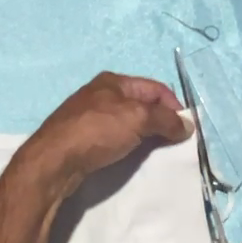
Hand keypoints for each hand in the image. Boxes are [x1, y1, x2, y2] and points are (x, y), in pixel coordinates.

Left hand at [20, 72, 191, 185]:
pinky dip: (127, 144)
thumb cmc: (97, 131)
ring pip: (127, 122)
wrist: (54, 161)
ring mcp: (88, 116)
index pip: (155, 88)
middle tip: (173, 141)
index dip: (174, 105)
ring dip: (144, 135)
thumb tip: (187, 125)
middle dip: (160, 121)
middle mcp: (100, 94)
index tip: (186, 129)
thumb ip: (165, 120)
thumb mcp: (137, 119)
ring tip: (156, 152)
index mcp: (113, 81)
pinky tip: (130, 157)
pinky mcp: (81, 138)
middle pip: (141, 105)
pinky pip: (114, 137)